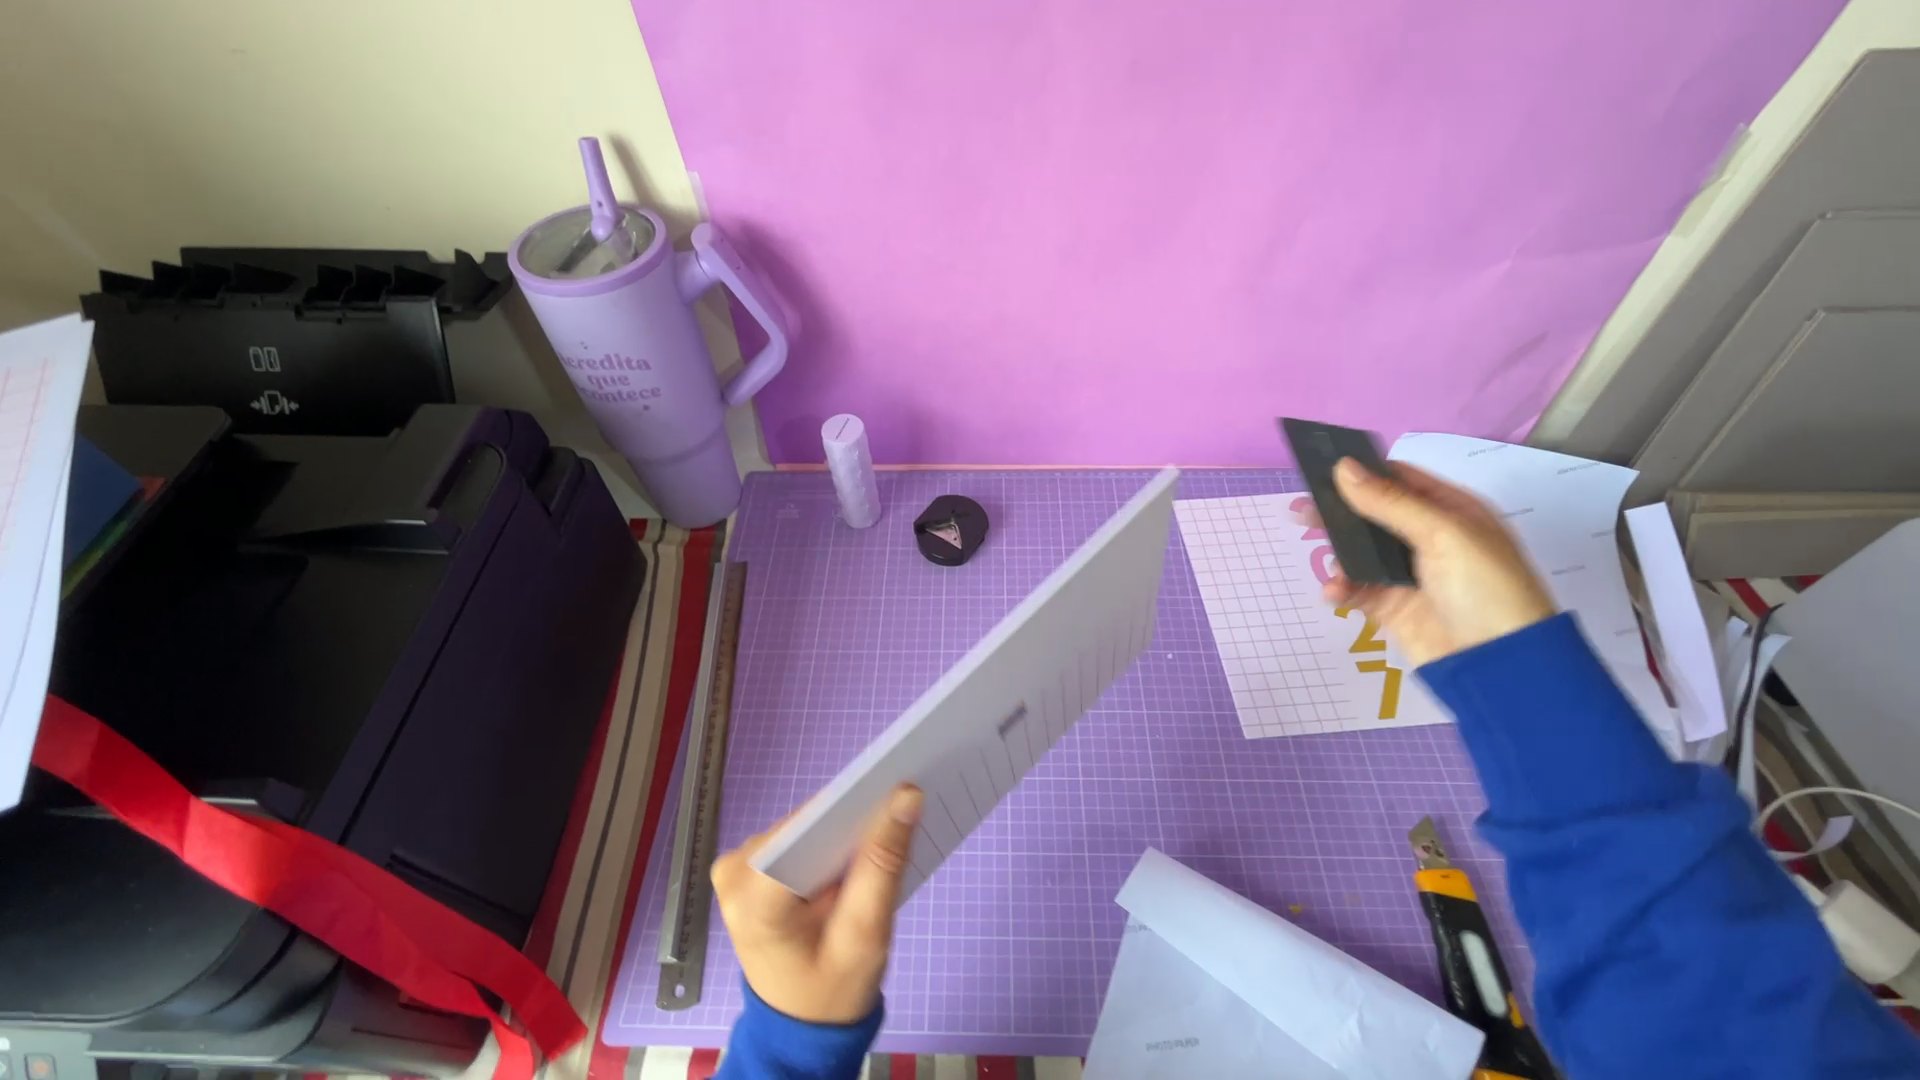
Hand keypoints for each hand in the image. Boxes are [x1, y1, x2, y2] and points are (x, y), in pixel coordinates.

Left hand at [711, 785, 923, 1023]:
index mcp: (753, 896)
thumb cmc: (833, 990)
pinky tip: (856, 850)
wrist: (804, 1024)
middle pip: (805, 823)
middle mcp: (736, 871)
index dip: (852, 806)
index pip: (807, 828)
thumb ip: (883, 865)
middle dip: (852, 819)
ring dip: (843, 827)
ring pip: (804, 825)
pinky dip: (829, 839)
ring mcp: (738, 867)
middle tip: (900, 814)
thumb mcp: (867, 935)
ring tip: (883, 832)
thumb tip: (906, 796)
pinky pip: (798, 835)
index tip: (898, 791)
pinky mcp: (750, 866)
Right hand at [1320, 457, 1557, 666]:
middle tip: (1301, 514)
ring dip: (1338, 554)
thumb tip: (1342, 467)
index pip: (1400, 480)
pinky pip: (1358, 589)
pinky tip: (1334, 593)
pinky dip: (1342, 588)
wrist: (1499, 665)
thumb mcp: (1443, 535)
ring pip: (1360, 552)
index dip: (1363, 474)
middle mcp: (1430, 538)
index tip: (1321, 473)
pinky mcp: (1393, 606)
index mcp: (1452, 512)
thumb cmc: (1483, 589)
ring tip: (1325, 562)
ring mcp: (1410, 573)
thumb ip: (1389, 502)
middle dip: (1339, 514)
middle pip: (1373, 515)